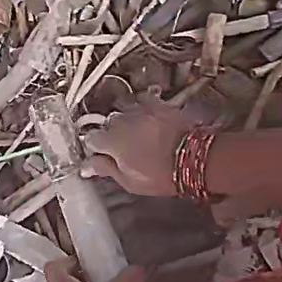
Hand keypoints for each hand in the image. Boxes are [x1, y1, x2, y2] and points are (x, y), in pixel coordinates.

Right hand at [81, 89, 199, 197]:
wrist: (194, 159)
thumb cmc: (163, 174)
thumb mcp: (129, 181)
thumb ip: (105, 169)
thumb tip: (87, 166)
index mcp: (111, 141)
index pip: (90, 138)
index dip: (95, 147)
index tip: (101, 154)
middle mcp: (122, 121)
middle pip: (107, 123)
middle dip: (111, 133)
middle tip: (122, 148)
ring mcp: (141, 109)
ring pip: (123, 109)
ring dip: (126, 119)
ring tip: (136, 133)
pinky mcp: (158, 104)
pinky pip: (143, 100)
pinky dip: (142, 107)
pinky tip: (147, 117)